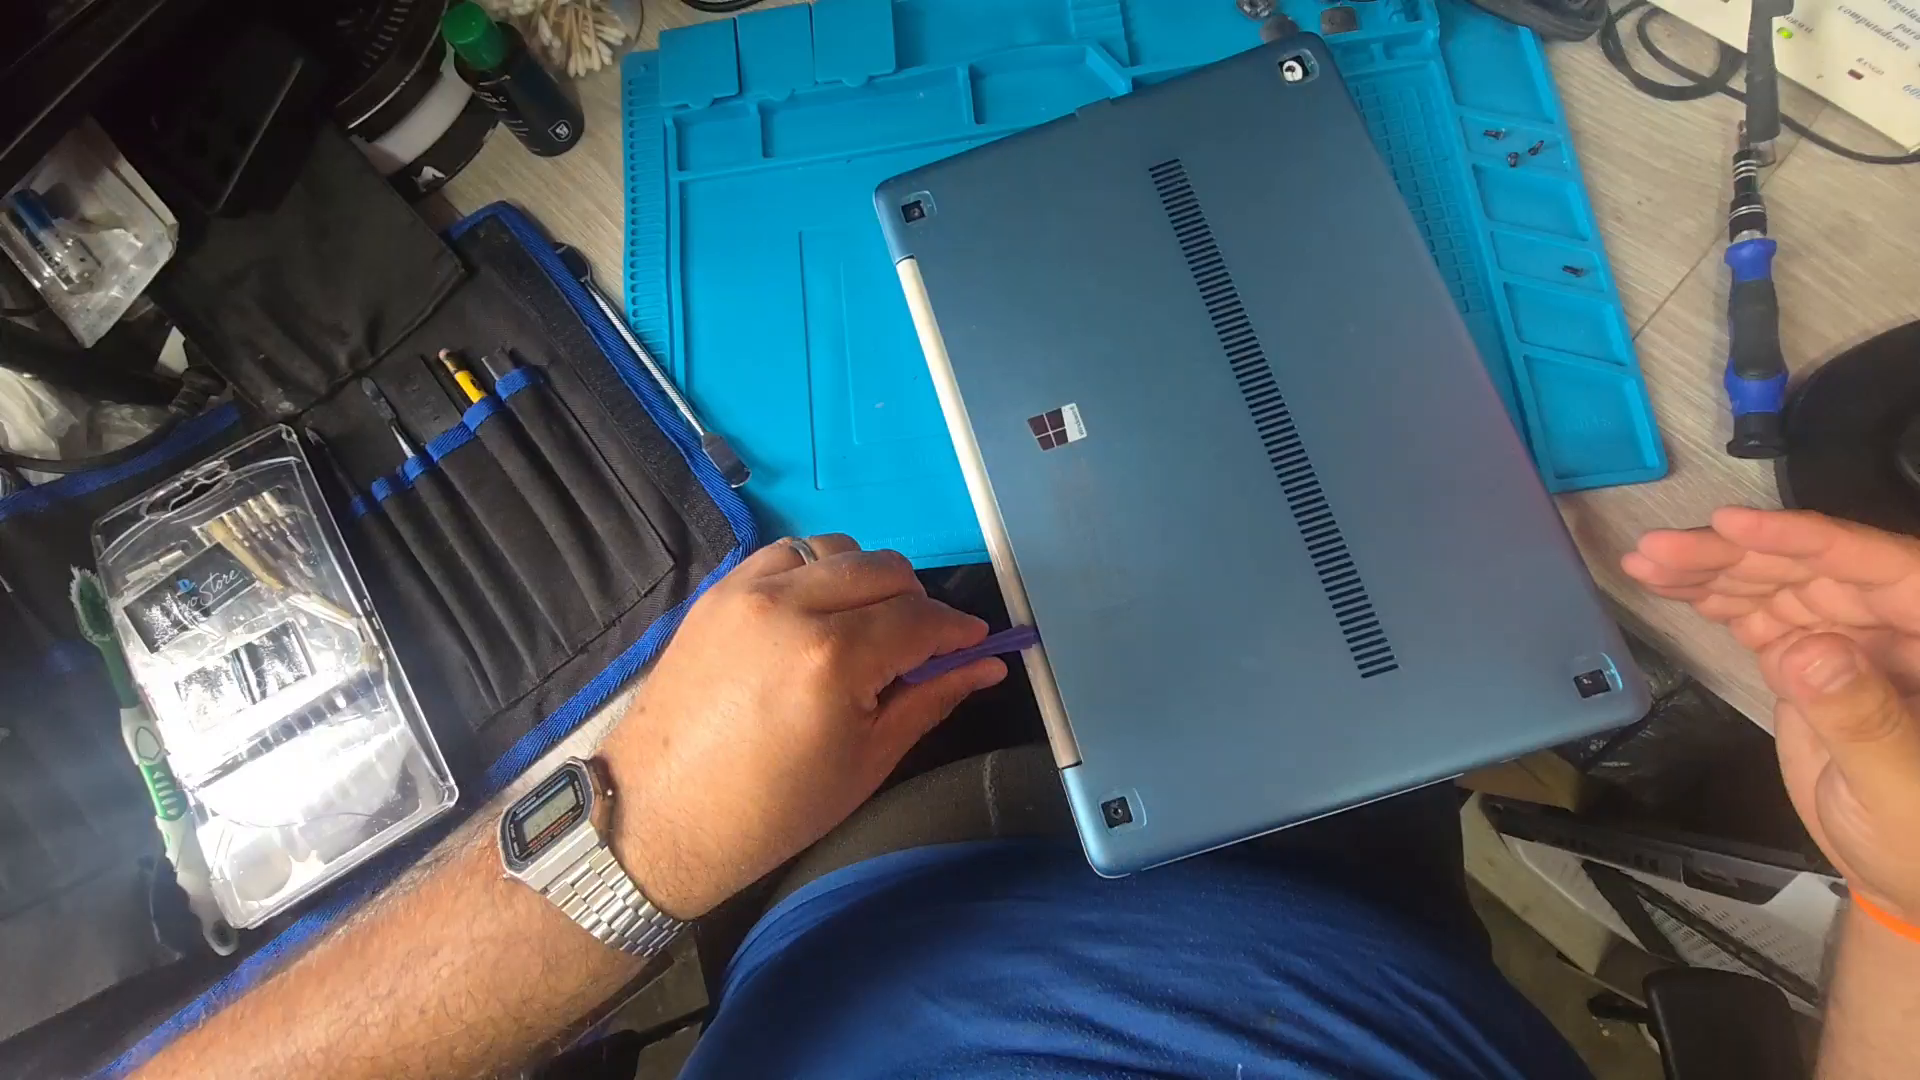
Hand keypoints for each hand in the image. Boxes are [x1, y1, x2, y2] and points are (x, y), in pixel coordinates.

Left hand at [596, 535, 1006, 918]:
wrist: (659, 816)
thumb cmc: (774, 807)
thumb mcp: (868, 760)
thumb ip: (932, 698)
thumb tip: (988, 665)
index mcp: (833, 657)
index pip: (922, 618)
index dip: (958, 630)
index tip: (975, 644)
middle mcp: (792, 605)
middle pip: (886, 569)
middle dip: (917, 603)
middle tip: (917, 646)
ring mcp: (748, 589)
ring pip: (838, 549)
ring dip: (867, 580)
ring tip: (862, 626)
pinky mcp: (719, 590)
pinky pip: (787, 553)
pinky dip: (816, 570)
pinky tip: (813, 611)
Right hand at [1624, 508, 1919, 919]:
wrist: (1910, 880)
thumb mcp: (1900, 791)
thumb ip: (1863, 717)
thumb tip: (1810, 647)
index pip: (1888, 573)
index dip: (1809, 540)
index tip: (1734, 523)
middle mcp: (1904, 633)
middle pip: (1816, 571)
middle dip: (1733, 555)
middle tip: (1655, 549)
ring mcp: (1856, 645)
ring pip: (1777, 586)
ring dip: (1708, 570)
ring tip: (1643, 561)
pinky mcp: (1809, 659)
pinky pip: (1757, 615)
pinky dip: (1708, 598)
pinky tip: (1665, 585)